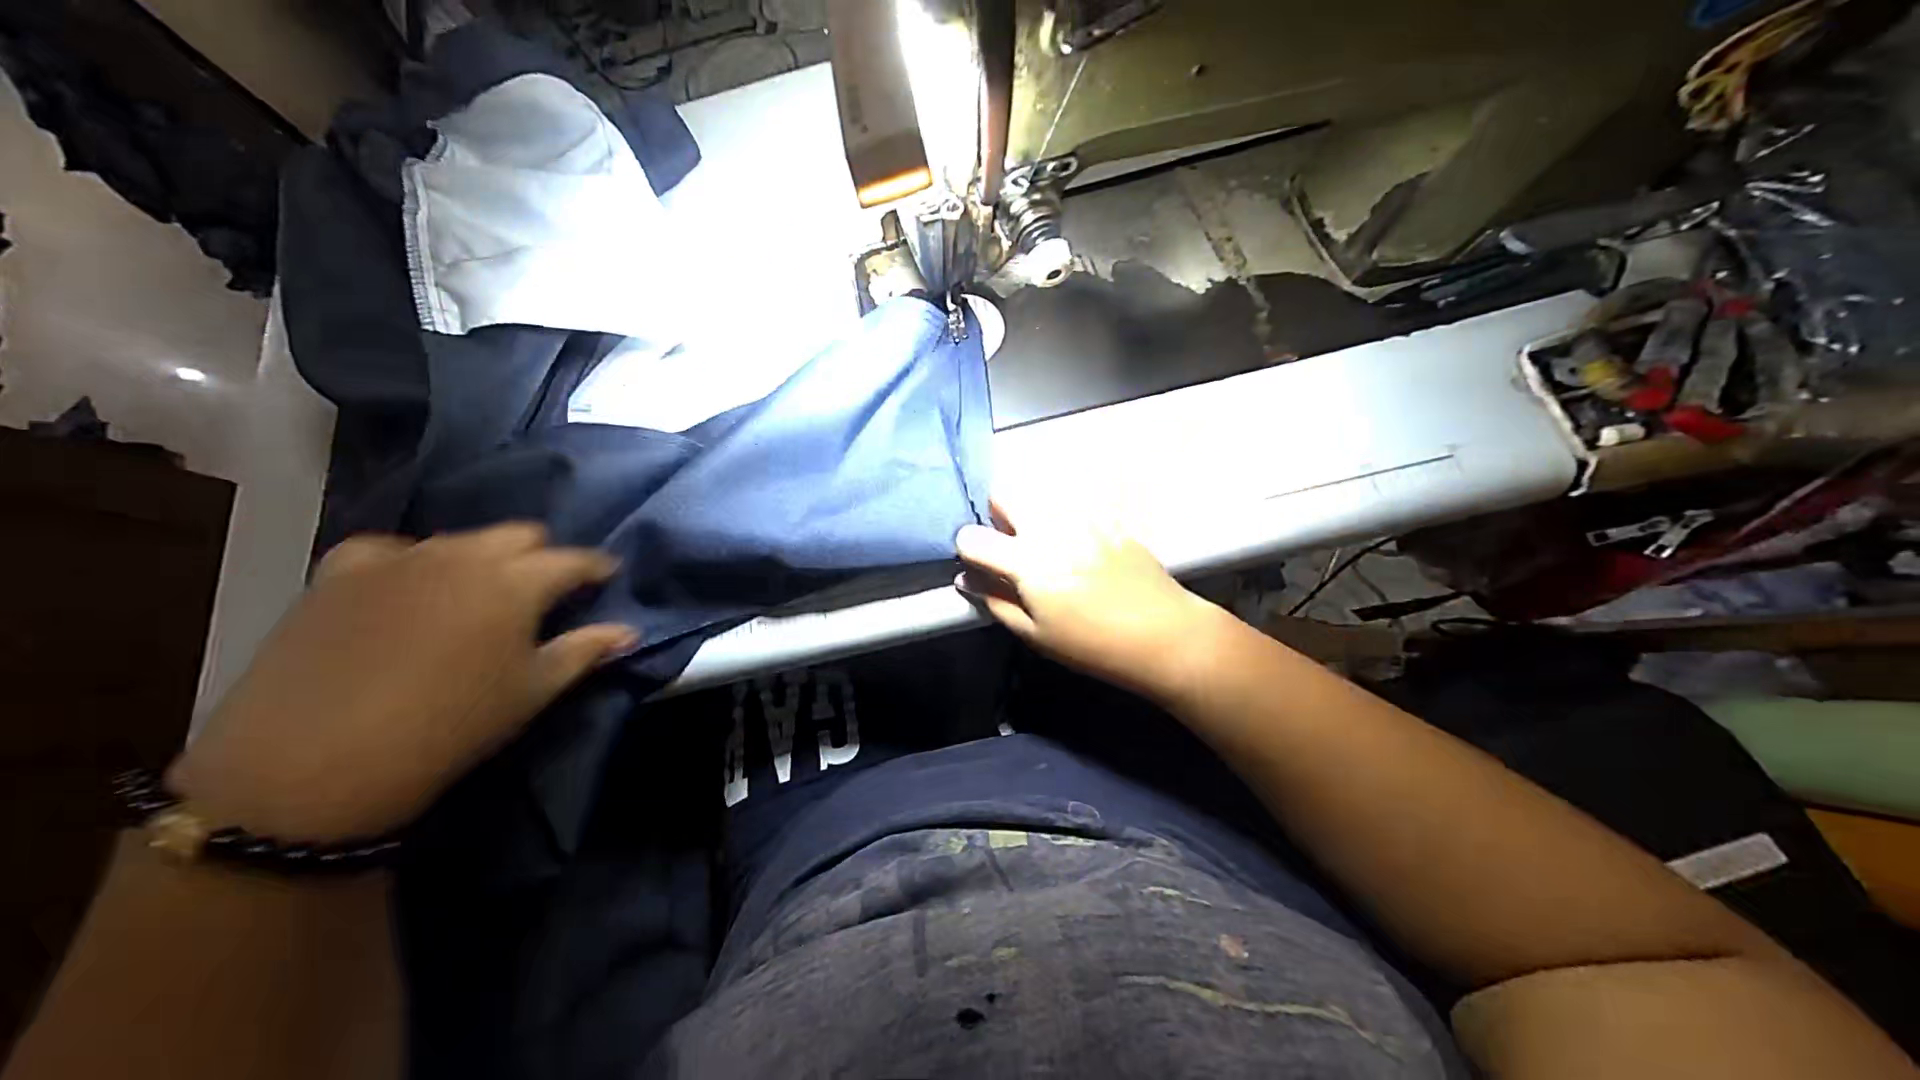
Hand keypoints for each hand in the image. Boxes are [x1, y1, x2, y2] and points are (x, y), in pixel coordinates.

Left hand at [168, 523, 637, 841]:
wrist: (316, 762)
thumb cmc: (451, 726)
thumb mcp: (532, 692)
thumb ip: (584, 651)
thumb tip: (628, 632)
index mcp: (517, 581)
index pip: (573, 560)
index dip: (595, 568)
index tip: (606, 577)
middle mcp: (463, 554)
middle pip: (519, 534)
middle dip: (541, 555)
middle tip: (544, 589)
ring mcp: (398, 558)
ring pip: (459, 539)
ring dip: (481, 559)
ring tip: (478, 594)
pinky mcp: (340, 572)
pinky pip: (390, 550)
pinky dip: (411, 562)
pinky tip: (407, 589)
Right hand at [955, 496, 1221, 700]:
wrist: (1163, 634)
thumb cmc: (1093, 645)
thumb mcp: (1036, 635)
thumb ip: (996, 601)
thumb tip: (967, 578)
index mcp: (1027, 562)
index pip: (972, 537)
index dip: (968, 551)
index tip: (981, 565)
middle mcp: (1051, 529)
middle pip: (1004, 494)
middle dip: (997, 515)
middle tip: (1011, 546)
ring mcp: (1083, 518)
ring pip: (1039, 496)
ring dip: (1032, 515)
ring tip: (1048, 548)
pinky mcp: (1109, 518)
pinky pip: (1074, 504)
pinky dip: (1065, 518)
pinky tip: (1079, 547)